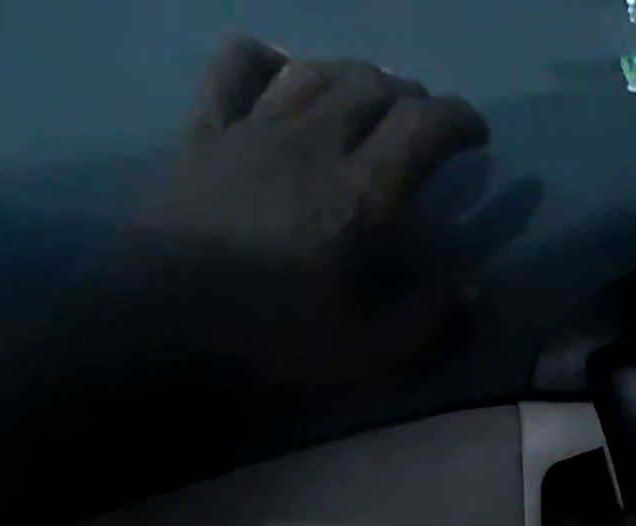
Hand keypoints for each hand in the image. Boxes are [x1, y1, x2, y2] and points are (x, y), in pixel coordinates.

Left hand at [138, 37, 490, 382]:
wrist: (159, 336)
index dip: (460, 120)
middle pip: (373, 85)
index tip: (476, 136)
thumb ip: (423, 320)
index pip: (424, 126)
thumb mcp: (363, 355)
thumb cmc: (268, 347)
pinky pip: (234, 66)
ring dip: (352, 78)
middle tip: (419, 131)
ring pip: (315, 69)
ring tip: (363, 107)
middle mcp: (310, 145)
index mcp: (357, 197)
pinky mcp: (201, 134)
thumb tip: (469, 290)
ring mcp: (250, 131)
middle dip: (411, 98)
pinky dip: (268, 60)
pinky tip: (282, 78)